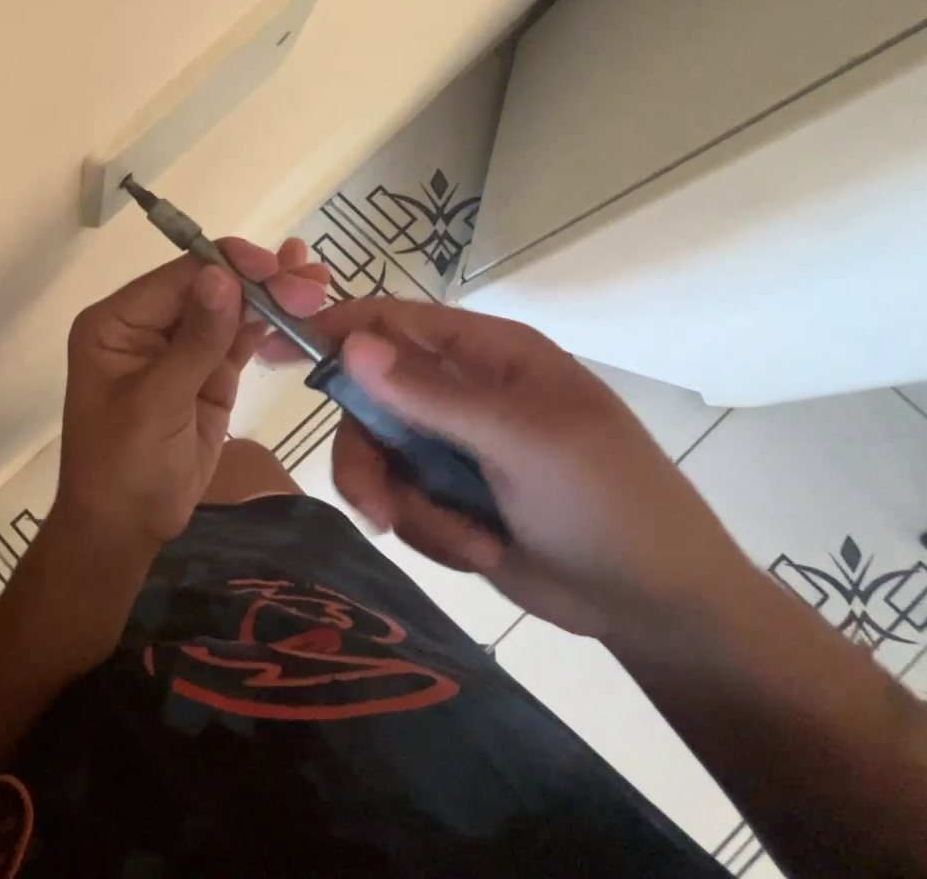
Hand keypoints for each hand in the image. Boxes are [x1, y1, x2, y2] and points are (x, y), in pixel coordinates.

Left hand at [56, 237, 328, 543]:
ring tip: (318, 284)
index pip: (177, 279)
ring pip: (228, 311)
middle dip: (260, 281)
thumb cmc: (124, 468)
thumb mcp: (156, 404)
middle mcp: (144, 327)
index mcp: (115, 324)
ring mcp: (178, 350)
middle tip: (311, 283)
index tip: (279, 268)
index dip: (229, 267)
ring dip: (272, 297)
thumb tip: (222, 275)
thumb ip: (194, 341)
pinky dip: (270, 328)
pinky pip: (239, 342)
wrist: (126, 527)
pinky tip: (304, 311)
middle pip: (208, 289)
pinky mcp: (206, 375)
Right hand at [288, 298, 750, 637]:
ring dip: (401, 504)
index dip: (331, 331)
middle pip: (364, 401)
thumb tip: (350, 343)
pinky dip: (424, 529)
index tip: (275, 355)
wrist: (650, 604)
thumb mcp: (522, 440)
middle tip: (377, 508)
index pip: (390, 323)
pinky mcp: (439, 493)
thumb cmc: (608, 502)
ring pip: (370, 456)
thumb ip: (431, 394)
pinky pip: (392, 499)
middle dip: (369, 460)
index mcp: (487, 355)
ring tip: (455, 540)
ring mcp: (446, 444)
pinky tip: (475, 548)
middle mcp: (458, 391)